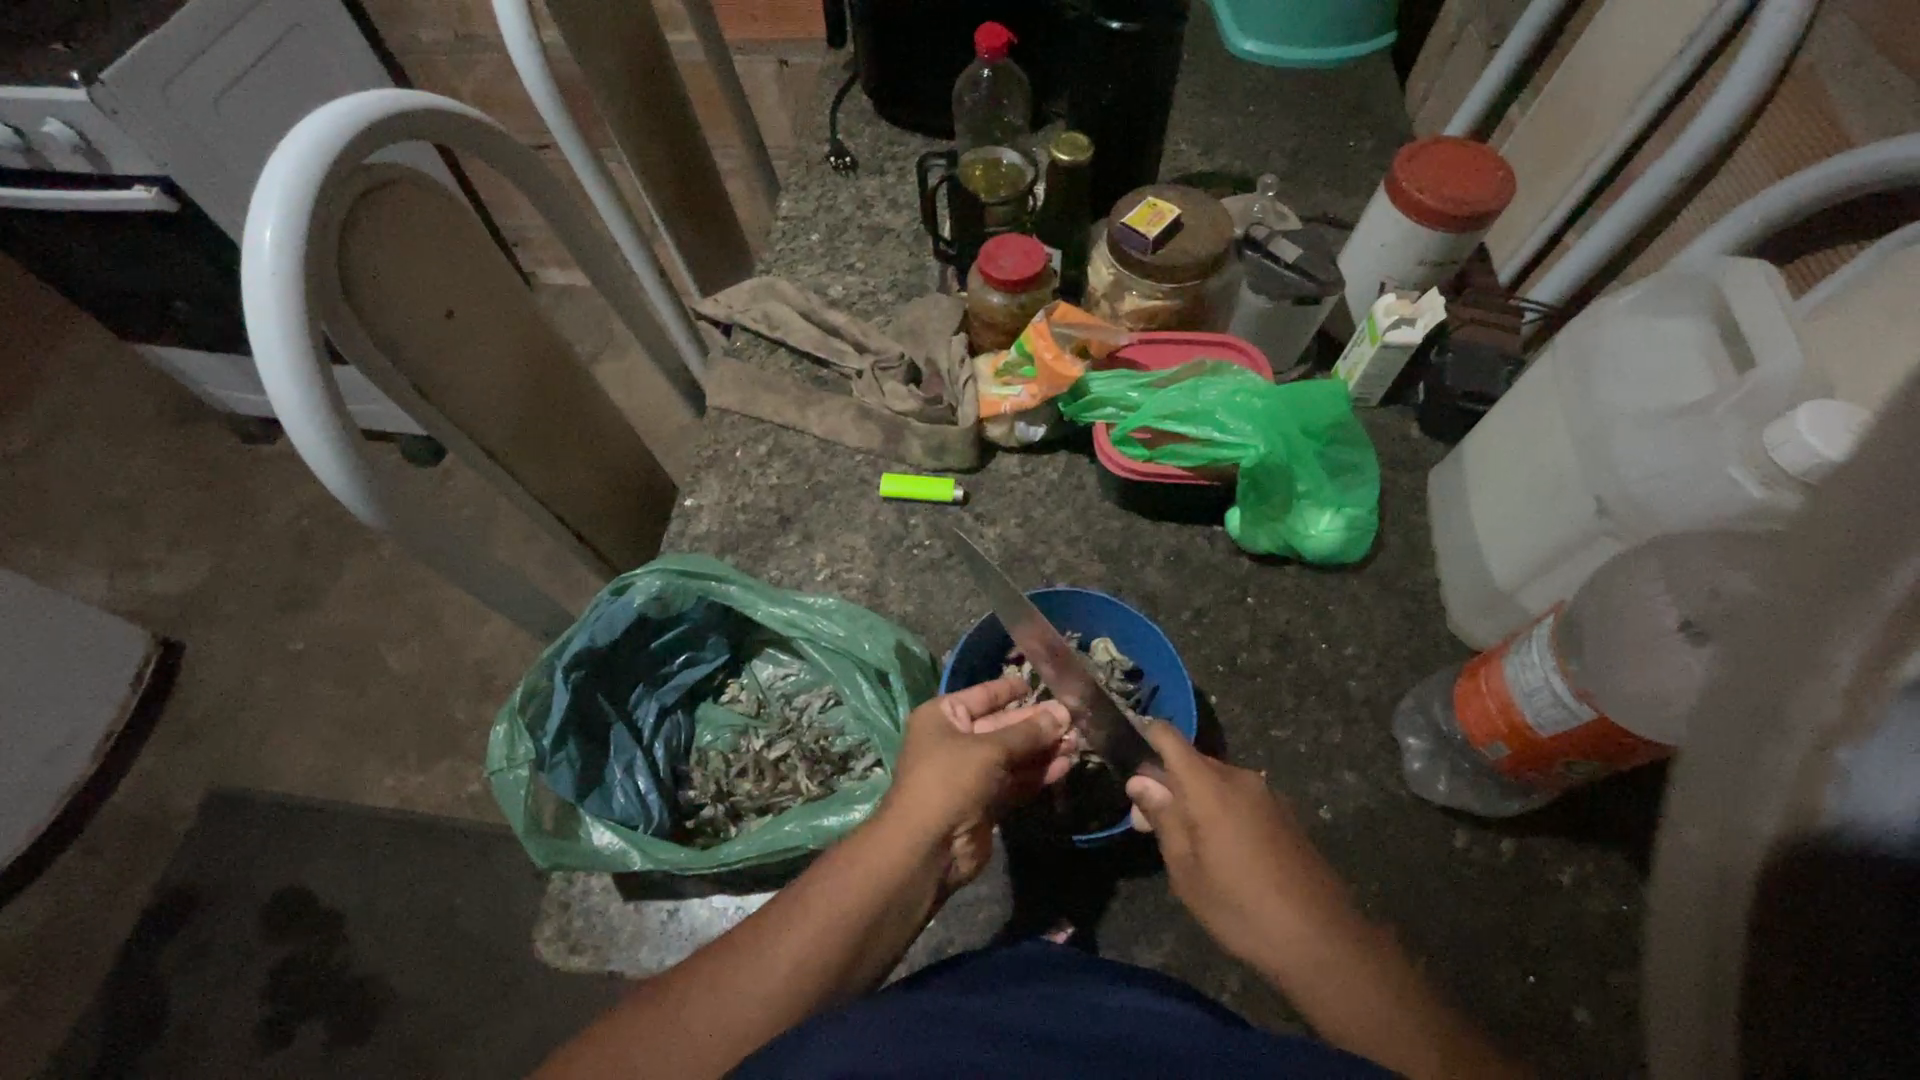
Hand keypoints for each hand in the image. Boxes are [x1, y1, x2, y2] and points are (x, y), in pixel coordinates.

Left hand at [880, 676, 1074, 893]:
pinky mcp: (986, 802)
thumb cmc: (949, 781)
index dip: (1009, 690)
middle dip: (1036, 724)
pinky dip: (1038, 774)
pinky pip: (1016, 781)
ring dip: (1043, 750)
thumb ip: (1027, 733)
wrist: (927, 848)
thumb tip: (1062, 713)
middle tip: (1073, 718)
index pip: (982, 696)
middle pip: (1002, 727)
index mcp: (943, 717)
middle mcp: (955, 741)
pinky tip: (1066, 766)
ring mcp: (970, 774)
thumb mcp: (989, 750)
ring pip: (1013, 756)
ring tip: (1077, 742)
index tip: (1038, 684)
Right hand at [1125, 720, 1358, 968]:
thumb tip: (1140, 781)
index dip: (1144, 735)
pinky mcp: (1285, 814)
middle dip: (1165, 782)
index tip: (1124, 753)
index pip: (1169, 737)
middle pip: (1192, 761)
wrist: (1323, 939)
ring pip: (1216, 781)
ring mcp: (1267, 795)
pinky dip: (1219, 809)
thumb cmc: (1241, 908)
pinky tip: (1218, 849)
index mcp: (1210, 787)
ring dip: (1193, 798)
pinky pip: (1239, 797)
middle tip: (1145, 823)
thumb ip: (1163, 818)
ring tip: (1181, 841)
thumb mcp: (1186, 870)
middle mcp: (1240, 779)